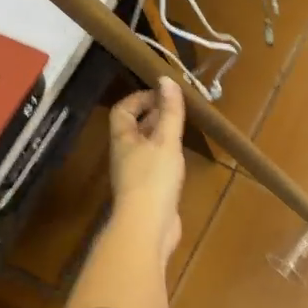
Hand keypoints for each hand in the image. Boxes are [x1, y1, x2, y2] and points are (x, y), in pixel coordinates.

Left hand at [108, 77, 187, 262]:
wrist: (147, 227)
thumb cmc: (154, 178)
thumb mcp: (166, 140)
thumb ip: (169, 111)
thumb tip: (166, 79)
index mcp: (123, 139)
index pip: (123, 110)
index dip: (140, 97)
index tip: (163, 93)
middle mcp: (125, 155)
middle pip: (134, 128)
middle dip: (154, 114)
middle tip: (178, 108)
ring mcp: (135, 175)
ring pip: (146, 146)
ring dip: (162, 134)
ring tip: (184, 127)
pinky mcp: (148, 191)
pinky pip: (155, 165)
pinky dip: (167, 155)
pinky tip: (182, 157)